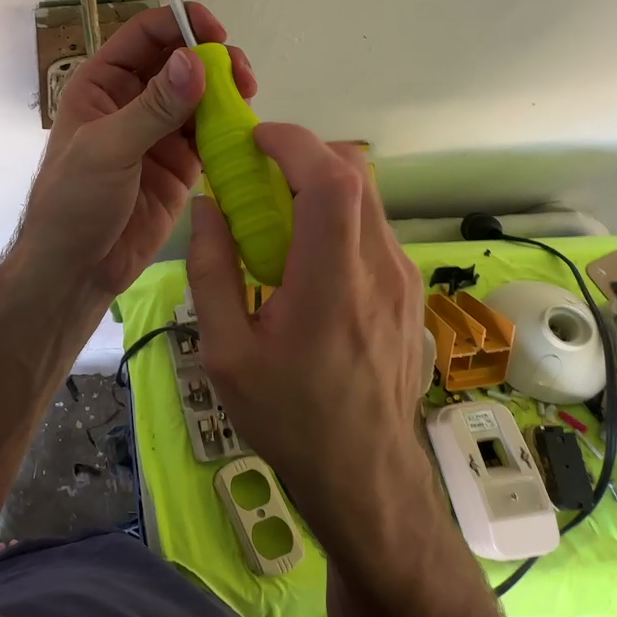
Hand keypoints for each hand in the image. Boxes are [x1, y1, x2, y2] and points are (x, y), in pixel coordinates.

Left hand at [17, 3, 255, 297]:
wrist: (76, 269)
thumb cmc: (74, 202)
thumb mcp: (108, 149)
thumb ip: (154, 107)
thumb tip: (195, 61)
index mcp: (101, 85)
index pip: (143, 36)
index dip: (179, 25)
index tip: (216, 33)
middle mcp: (131, 102)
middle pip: (178, 61)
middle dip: (211, 58)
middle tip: (241, 73)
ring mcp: (158, 133)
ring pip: (199, 96)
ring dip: (225, 91)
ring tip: (248, 96)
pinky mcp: (180, 165)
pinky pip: (210, 134)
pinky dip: (229, 127)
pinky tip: (246, 128)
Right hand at [186, 124, 428, 497]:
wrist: (365, 476)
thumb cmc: (287, 416)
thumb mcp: (225, 354)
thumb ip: (211, 273)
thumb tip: (207, 209)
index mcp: (330, 283)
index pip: (330, 180)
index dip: (293, 143)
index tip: (253, 139)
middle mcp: (379, 270)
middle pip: (356, 174)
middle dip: (305, 154)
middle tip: (258, 174)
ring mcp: (402, 280)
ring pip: (368, 199)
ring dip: (321, 186)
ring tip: (276, 220)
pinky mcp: (408, 293)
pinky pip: (373, 231)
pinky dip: (338, 218)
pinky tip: (306, 262)